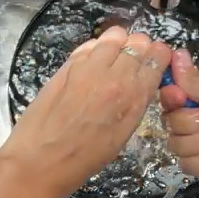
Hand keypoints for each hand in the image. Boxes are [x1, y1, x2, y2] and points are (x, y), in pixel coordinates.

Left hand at [0, 25, 173, 197]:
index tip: (155, 60)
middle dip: (140, 48)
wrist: (39, 161)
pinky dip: (95, 48)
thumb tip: (138, 86)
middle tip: (133, 59)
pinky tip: (92, 61)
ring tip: (112, 57)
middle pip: (138, 42)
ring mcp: (89, 67)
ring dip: (118, 43)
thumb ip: (133, 105)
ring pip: (114, 36)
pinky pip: (89, 44)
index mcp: (134, 97)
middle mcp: (115, 76)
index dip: (158, 56)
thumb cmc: (82, 159)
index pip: (157, 58)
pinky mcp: (67, 65)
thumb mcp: (121, 135)